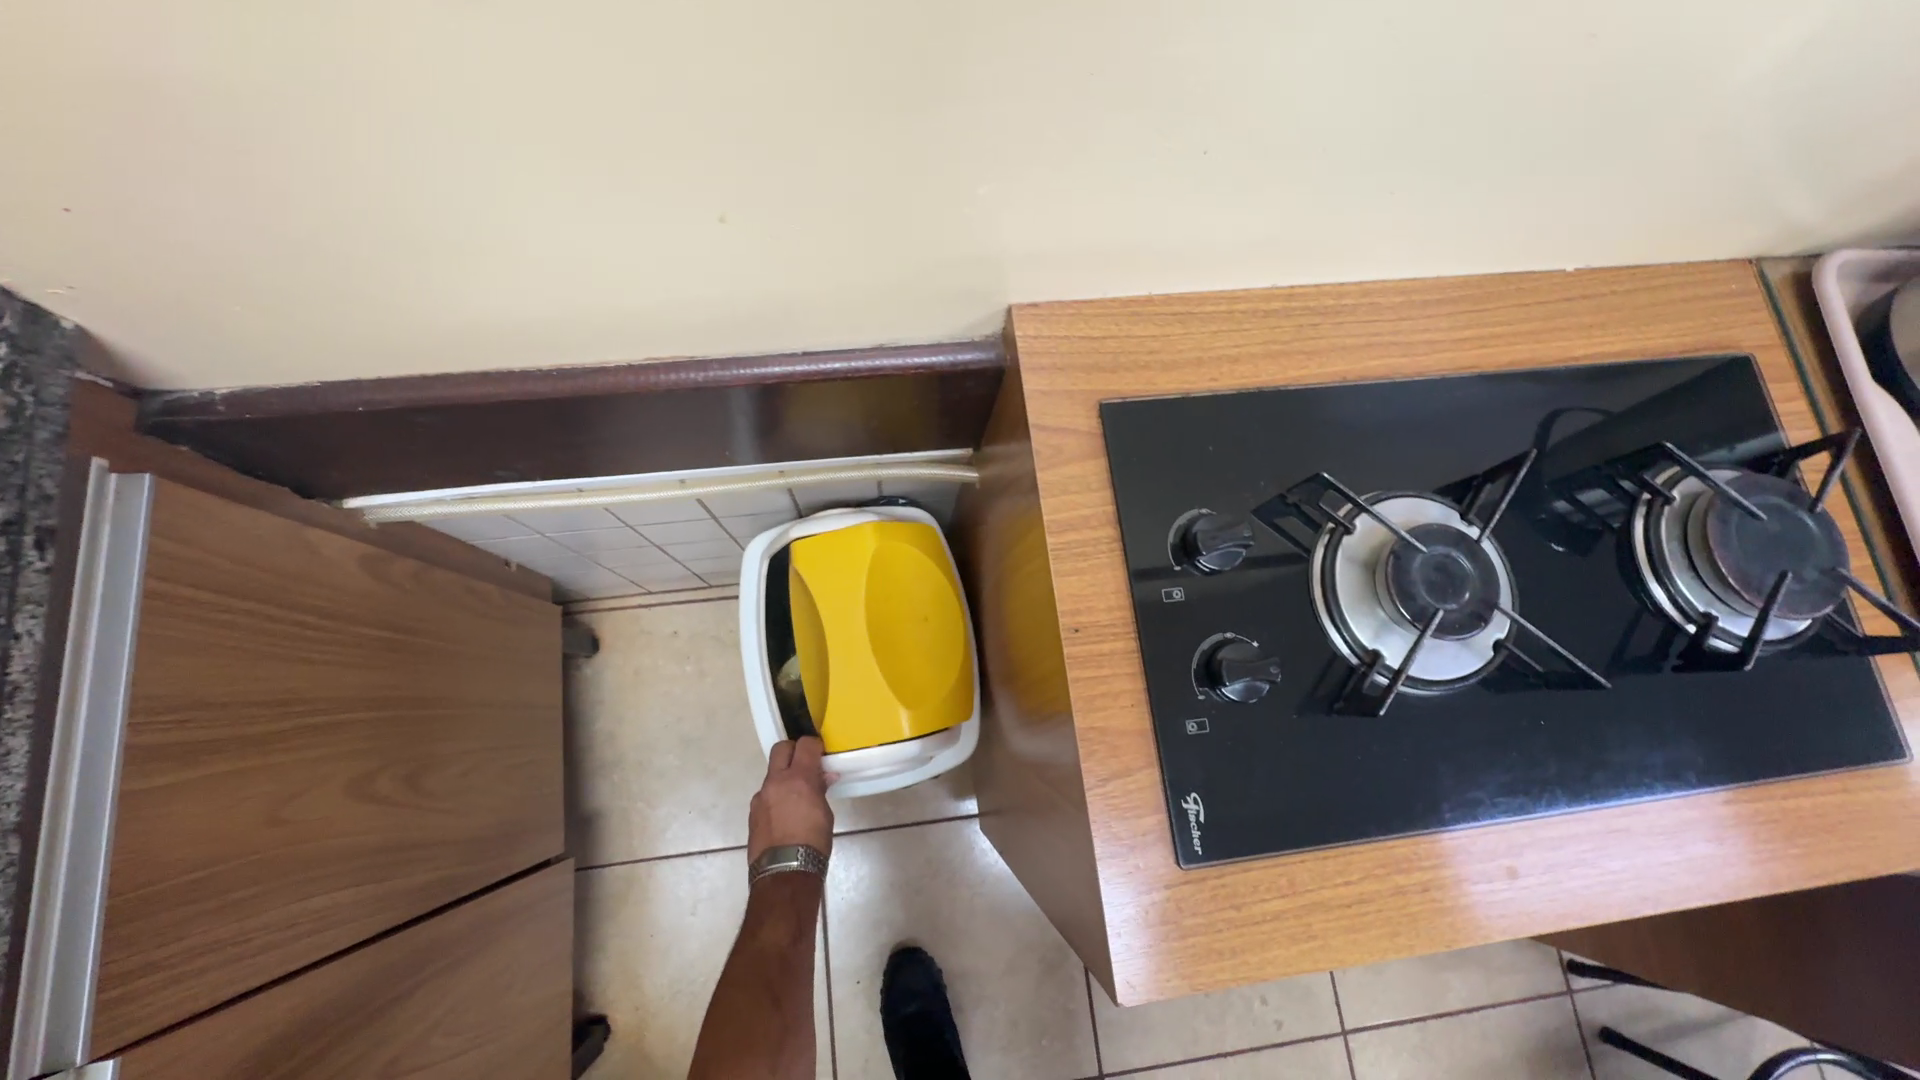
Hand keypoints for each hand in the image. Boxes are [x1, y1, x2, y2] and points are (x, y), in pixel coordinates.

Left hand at [748, 736, 834, 860]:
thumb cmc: (813, 842)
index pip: (805, 745)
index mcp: (798, 778)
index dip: (814, 745)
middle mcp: (776, 782)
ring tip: (797, 798)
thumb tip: (823, 778)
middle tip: (805, 764)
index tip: (820, 753)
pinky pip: (766, 796)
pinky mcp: (752, 813)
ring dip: (784, 778)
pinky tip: (785, 816)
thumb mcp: (825, 813)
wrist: (785, 872)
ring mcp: (760, 797)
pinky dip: (776, 798)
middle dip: (793, 751)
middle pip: (781, 749)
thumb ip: (820, 791)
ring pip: (772, 775)